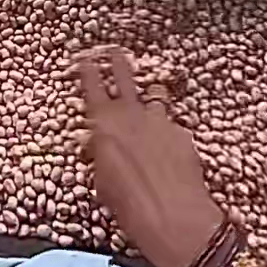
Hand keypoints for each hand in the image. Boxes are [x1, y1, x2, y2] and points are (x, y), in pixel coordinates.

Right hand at [75, 46, 223, 266]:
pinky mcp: (182, 134)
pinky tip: (167, 146)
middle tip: (114, 50)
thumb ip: (100, 153)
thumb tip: (99, 143)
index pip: (91, 86)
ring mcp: (160, 121)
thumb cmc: (127, 204)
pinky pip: (170, 123)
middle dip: (117, 62)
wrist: (174, 216)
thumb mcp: (101, 178)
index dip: (87, 70)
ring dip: (148, 94)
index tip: (84, 57)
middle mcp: (132, 115)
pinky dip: (166, 129)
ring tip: (148, 93)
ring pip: (153, 95)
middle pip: (124, 78)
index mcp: (104, 124)